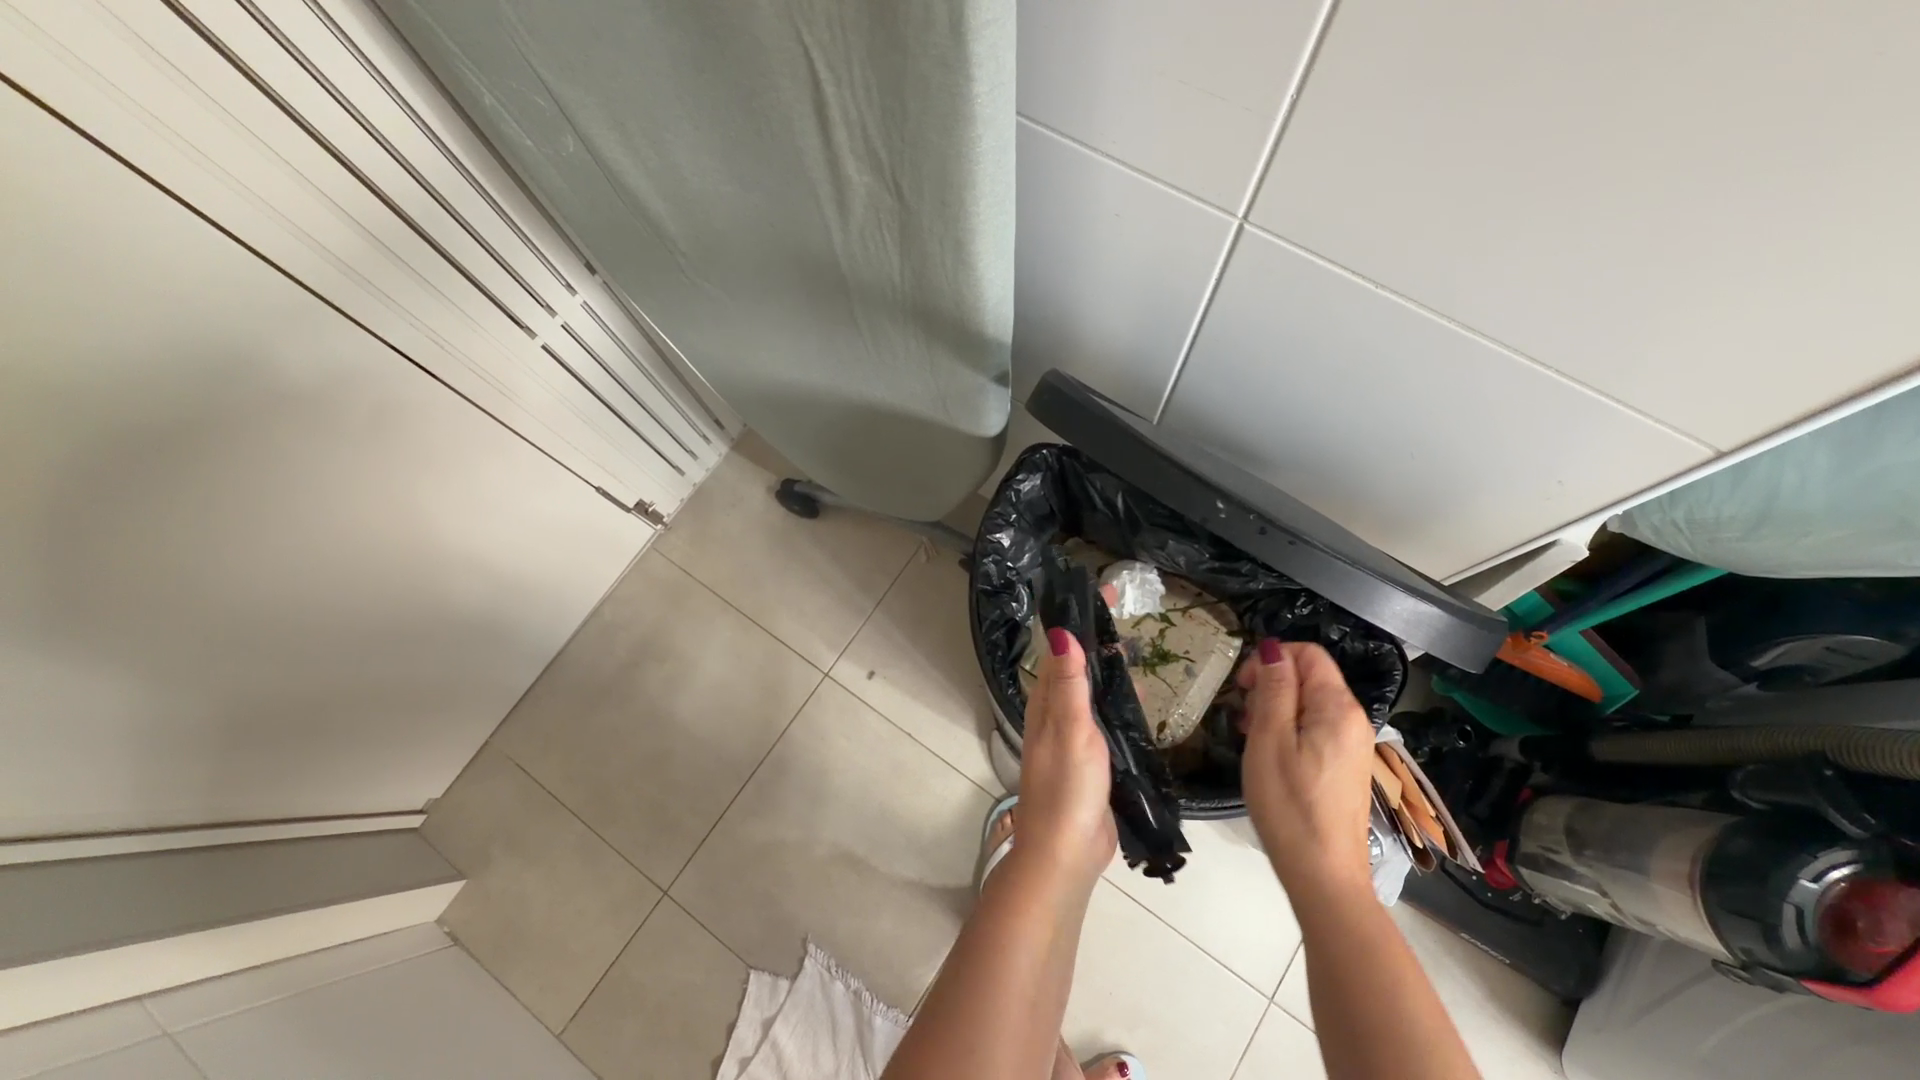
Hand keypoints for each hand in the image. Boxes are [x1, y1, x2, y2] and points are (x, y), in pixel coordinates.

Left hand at [1016, 628, 1116, 888]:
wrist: (1065, 852)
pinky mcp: (1090, 761)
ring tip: (1134, 650)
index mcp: (1045, 704)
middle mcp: (1054, 715)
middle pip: (1074, 666)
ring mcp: (1072, 739)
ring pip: (1089, 693)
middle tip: (1127, 616)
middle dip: (1096, 638)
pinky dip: (1117, 702)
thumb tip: (1060, 631)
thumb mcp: (1070, 730)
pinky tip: (1139, 702)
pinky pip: (1103, 720)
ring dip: (1107, 669)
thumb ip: (1069, 684)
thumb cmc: (1066, 789)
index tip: (1106, 589)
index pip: (1061, 648)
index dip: (1081, 617)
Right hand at [1239, 640, 1376, 897]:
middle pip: (1310, 677)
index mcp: (1338, 707)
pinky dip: (1290, 730)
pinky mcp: (1346, 767)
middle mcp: (1354, 719)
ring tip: (1250, 736)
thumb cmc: (1289, 804)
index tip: (1241, 687)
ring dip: (1277, 708)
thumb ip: (1274, 689)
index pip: (1308, 654)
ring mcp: (1353, 745)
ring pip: (1311, 704)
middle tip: (1241, 716)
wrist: (1323, 874)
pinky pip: (1317, 729)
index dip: (1270, 658)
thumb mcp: (1270, 740)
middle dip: (1271, 684)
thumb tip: (1272, 649)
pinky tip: (1269, 755)